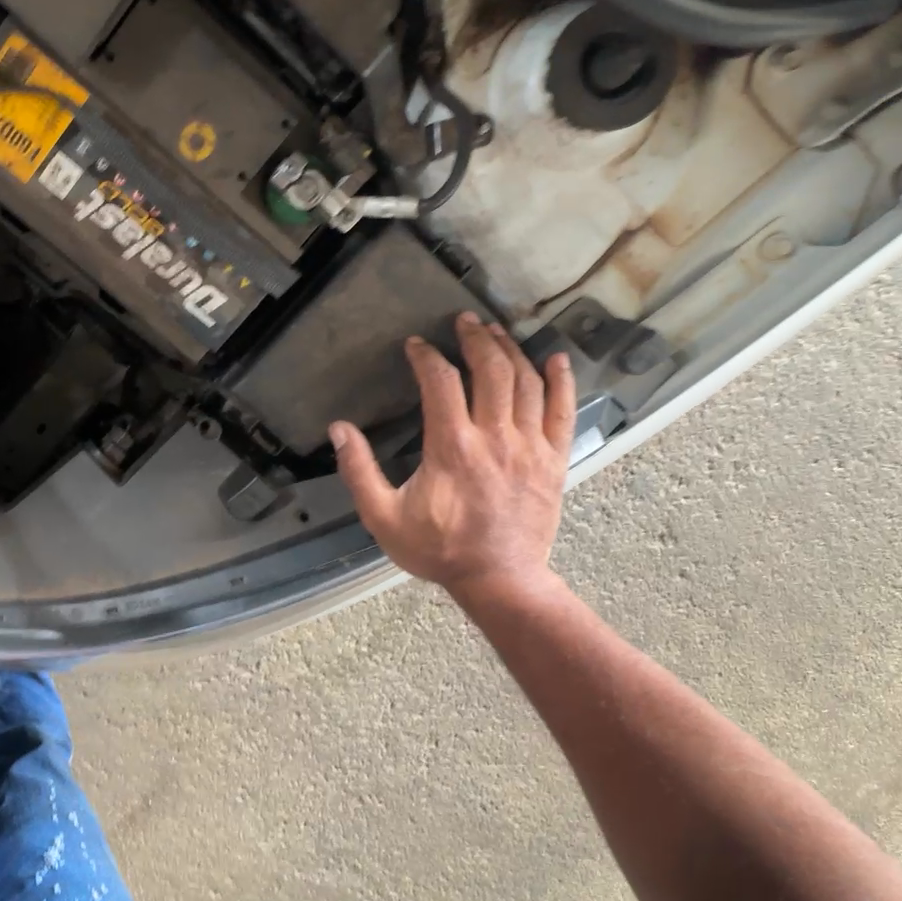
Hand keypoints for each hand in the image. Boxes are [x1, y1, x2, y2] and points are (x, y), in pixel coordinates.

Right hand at [330, 311, 576, 595]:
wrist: (498, 579)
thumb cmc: (436, 549)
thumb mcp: (382, 516)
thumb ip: (358, 470)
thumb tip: (338, 429)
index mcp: (451, 446)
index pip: (441, 382)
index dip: (426, 356)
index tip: (415, 345)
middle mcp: (494, 437)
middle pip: (491, 370)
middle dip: (476, 339)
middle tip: (463, 321)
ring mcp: (530, 447)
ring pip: (527, 382)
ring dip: (511, 350)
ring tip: (496, 332)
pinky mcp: (554, 460)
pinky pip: (562, 410)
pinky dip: (561, 380)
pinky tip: (555, 359)